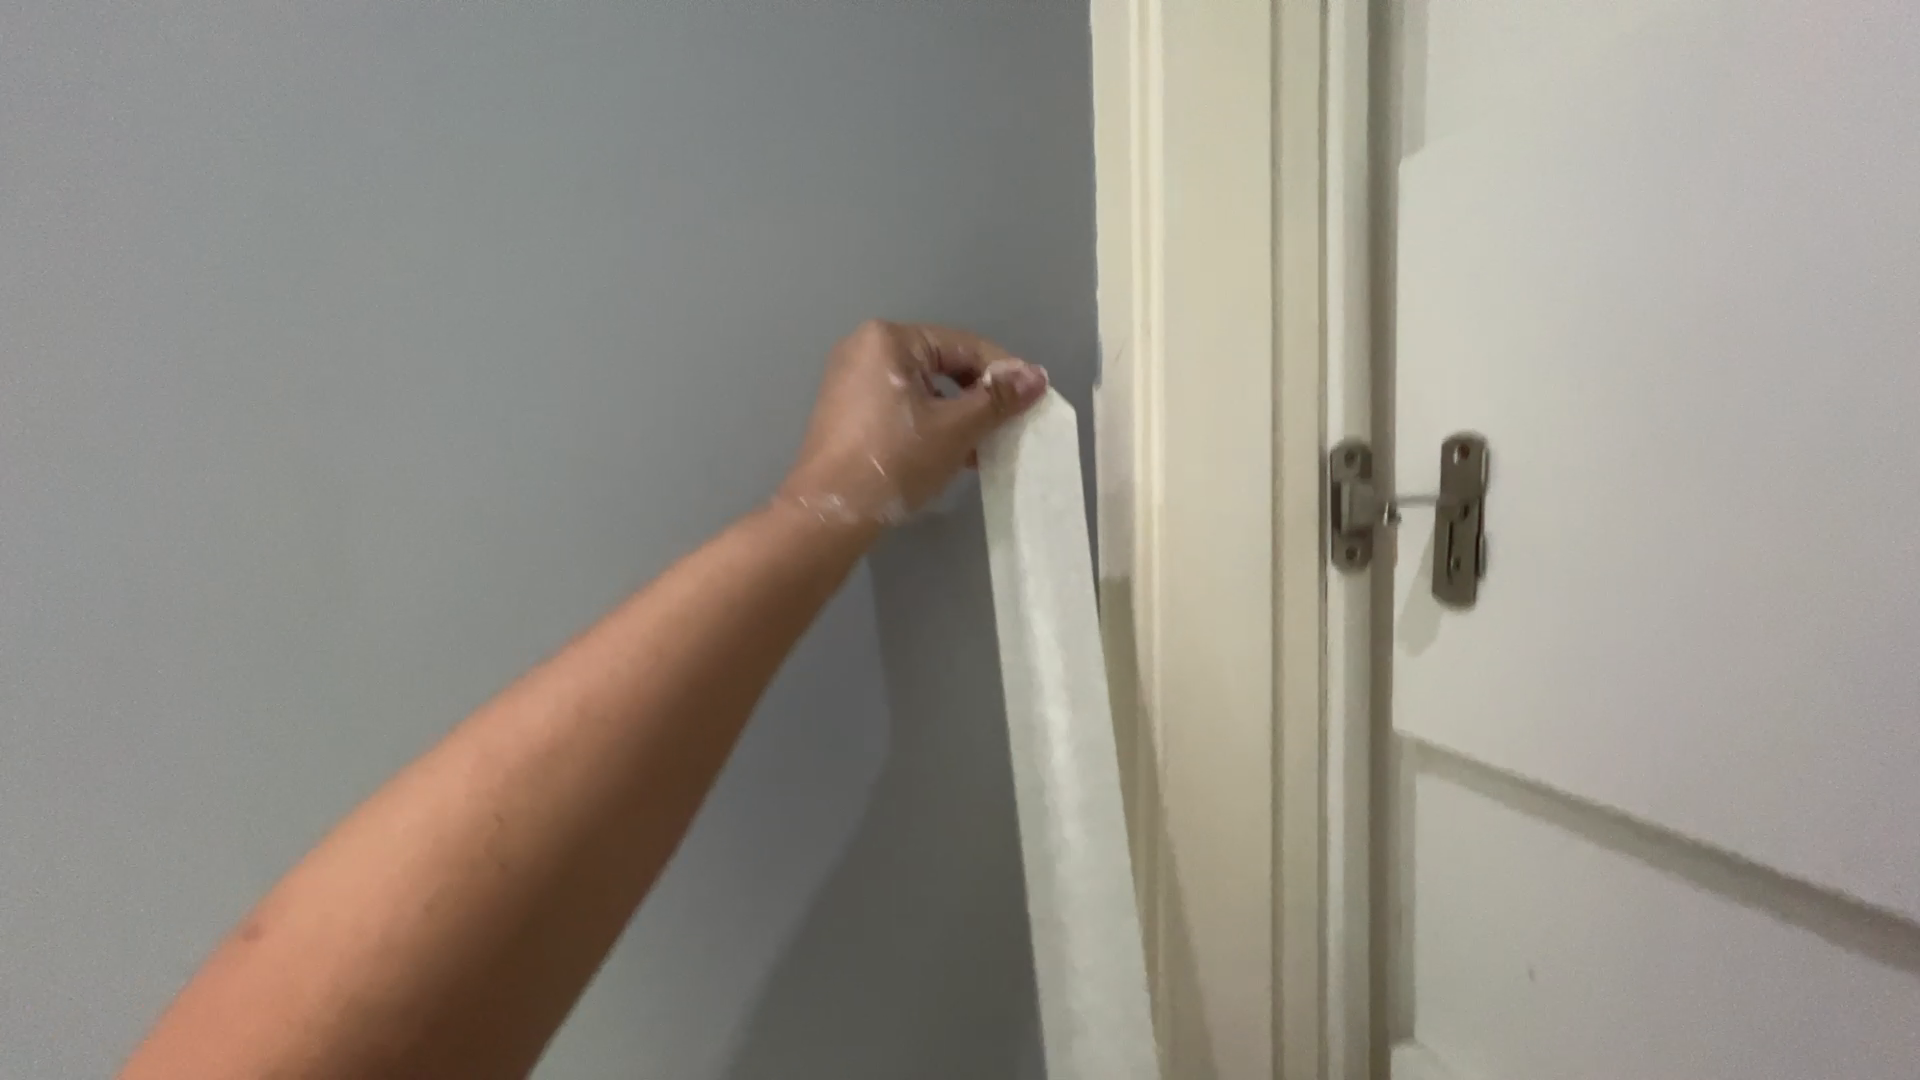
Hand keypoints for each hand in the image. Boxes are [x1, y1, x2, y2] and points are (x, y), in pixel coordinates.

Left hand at [778, 320, 1048, 524]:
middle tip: (1008, 426)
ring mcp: (852, 381)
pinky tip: (953, 455)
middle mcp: (865, 349)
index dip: (1003, 372)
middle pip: (942, 365)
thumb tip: (1037, 376)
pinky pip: (902, 407)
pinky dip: (930, 425)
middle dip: (978, 397)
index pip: (963, 345)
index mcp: (889, 339)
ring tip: (984, 447)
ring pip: (923, 390)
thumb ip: (998, 399)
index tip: (1033, 399)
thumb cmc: (894, 460)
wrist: (829, 513)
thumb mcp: (955, 429)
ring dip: (958, 416)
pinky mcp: (847, 413)